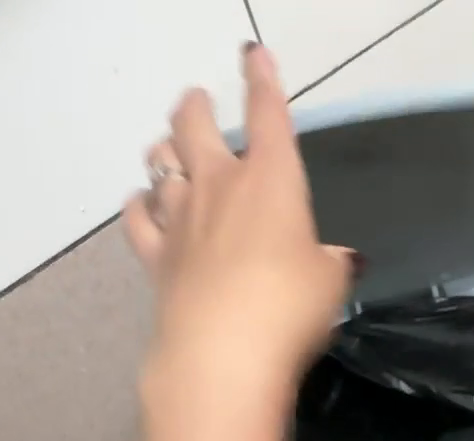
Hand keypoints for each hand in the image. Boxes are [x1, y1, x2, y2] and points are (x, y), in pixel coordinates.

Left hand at [123, 44, 353, 406]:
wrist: (224, 353)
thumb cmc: (290, 307)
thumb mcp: (331, 283)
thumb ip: (331, 263)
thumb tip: (335, 259)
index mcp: (271, 180)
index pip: (268, 115)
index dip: (262, 80)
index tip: (254, 55)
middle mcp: (219, 186)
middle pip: (193, 125)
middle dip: (195, 107)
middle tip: (198, 102)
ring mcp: (180, 219)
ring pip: (159, 164)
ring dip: (164, 152)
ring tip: (168, 153)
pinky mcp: (155, 257)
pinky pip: (138, 218)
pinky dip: (141, 206)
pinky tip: (144, 205)